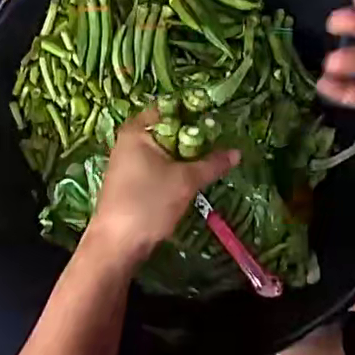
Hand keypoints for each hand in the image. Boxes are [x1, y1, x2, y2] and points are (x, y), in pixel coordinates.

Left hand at [83, 109, 240, 261]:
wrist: (117, 245)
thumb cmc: (148, 202)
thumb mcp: (186, 180)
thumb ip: (212, 163)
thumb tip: (236, 152)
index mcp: (137, 131)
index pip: (171, 109)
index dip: (195, 112)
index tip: (219, 120)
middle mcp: (130, 141)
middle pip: (169, 130)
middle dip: (195, 136)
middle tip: (222, 140)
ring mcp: (130, 163)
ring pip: (166, 151)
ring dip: (188, 155)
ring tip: (214, 158)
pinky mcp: (133, 182)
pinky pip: (160, 167)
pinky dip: (177, 169)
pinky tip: (195, 176)